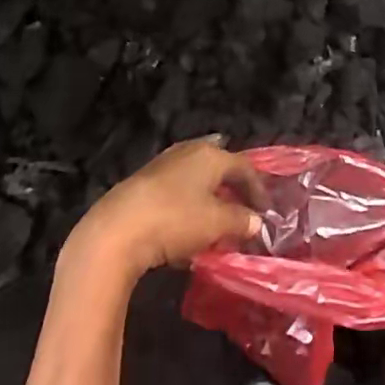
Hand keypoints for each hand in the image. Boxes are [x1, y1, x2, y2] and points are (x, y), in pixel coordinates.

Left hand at [66, 136, 265, 276]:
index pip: (243, 166)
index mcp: (210, 155)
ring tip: (218, 226)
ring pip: (196, 180)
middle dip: (232, 190)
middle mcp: (187, 152)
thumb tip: (256, 221)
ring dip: (210, 201)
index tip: (266, 213)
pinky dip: (189, 208)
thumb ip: (242, 220)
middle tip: (243, 214)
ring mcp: (163, 165)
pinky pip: (177, 193)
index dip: (258, 189)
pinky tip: (188, 232)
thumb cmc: (176, 219)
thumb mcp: (218, 223)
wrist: (118, 229)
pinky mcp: (144, 183)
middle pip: (218, 167)